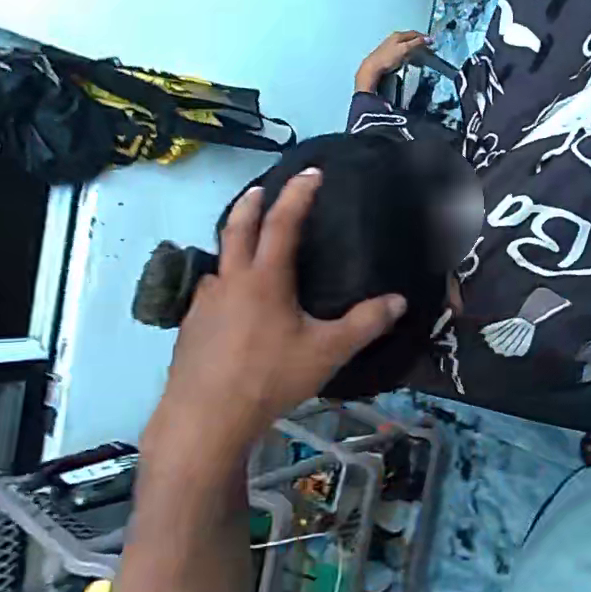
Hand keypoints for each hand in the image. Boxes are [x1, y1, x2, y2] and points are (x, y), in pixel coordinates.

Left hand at [142, 169, 407, 474]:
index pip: (283, 223)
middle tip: (263, 187)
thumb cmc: (269, 377)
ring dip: (235, 243)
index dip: (298, 194)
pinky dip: (227, 282)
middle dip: (252, 202)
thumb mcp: (327, 352)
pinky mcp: (190, 326)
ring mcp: (205, 302)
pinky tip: (236, 304)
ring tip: (251, 249)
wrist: (204, 418)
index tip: (311, 173)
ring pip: (222, 261)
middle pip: (238, 228)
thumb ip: (365, 324)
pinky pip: (212, 292)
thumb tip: (400, 301)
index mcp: (265, 278)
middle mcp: (231, 280)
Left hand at [355, 30, 429, 93]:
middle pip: (410, 38)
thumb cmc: (389, 58)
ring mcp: (390, 46)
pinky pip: (402, 51)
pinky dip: (408, 54)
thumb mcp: (405, 49)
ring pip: (406, 45)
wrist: (373, 68)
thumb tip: (428, 38)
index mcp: (398, 35)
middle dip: (419, 43)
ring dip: (414, 49)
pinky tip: (409, 60)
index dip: (423, 37)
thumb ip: (416, 43)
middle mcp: (394, 38)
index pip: (414, 33)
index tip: (431, 41)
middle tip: (427, 49)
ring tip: (420, 56)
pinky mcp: (388, 54)